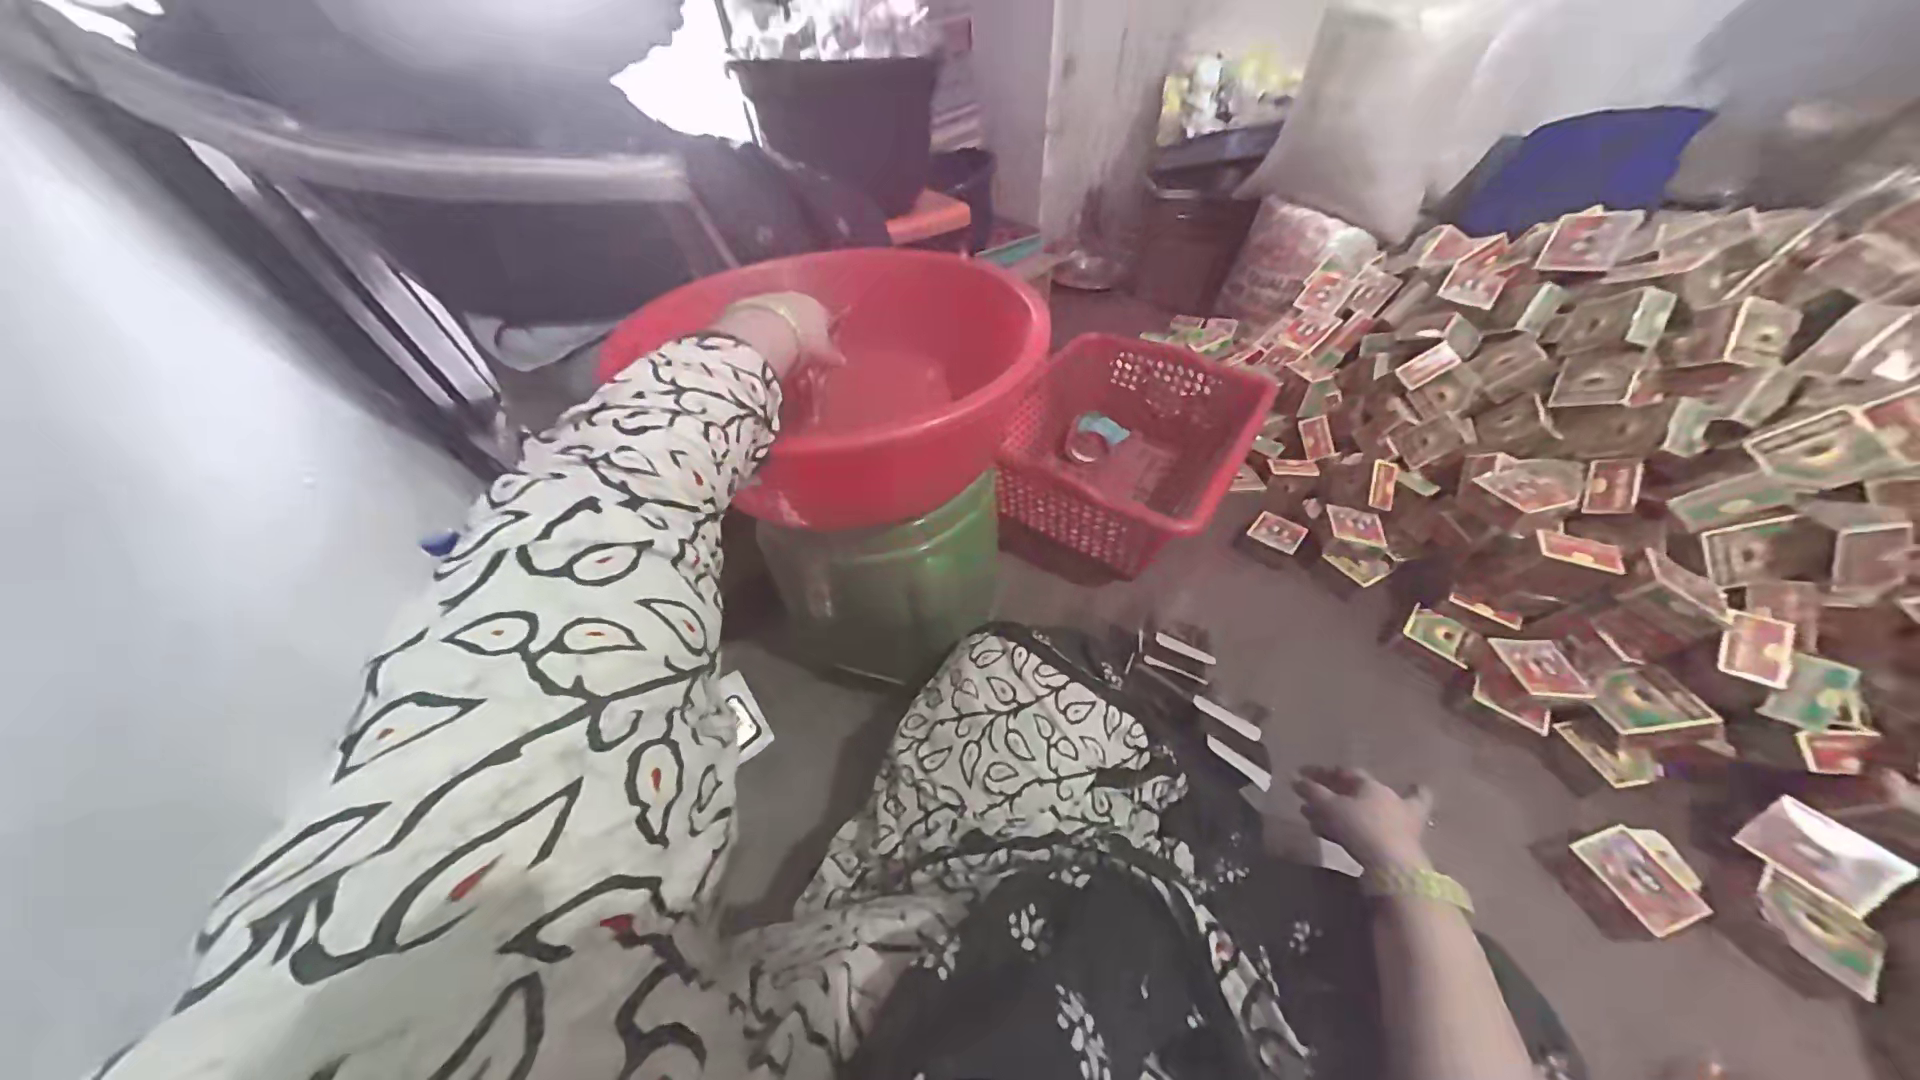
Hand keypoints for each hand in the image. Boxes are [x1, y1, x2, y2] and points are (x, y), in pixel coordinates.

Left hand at [709, 292, 841, 380]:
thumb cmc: (802, 345)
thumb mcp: (821, 354)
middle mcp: (795, 296)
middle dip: (799, 327)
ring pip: (779, 312)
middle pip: (801, 313)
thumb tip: (841, 359)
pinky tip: (758, 342)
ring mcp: (770, 297)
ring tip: (775, 348)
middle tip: (796, 349)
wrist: (764, 335)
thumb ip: (831, 355)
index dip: (823, 333)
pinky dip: (760, 327)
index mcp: (818, 306)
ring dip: (778, 325)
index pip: (825, 318)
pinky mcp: (747, 303)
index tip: (820, 348)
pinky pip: (758, 316)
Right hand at [1293, 766, 1435, 871]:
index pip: (1344, 772)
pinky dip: (1353, 832)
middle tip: (1316, 797)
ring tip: (1317, 822)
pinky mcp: (1402, 845)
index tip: (1301, 774)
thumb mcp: (1328, 806)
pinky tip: (1336, 836)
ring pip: (1367, 813)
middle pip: (1359, 792)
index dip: (1321, 772)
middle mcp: (1390, 799)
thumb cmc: (1360, 827)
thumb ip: (1311, 791)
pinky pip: (1372, 833)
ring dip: (1343, 815)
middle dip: (1336, 793)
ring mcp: (1401, 823)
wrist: (1395, 868)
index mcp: (1372, 785)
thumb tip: (1295, 779)